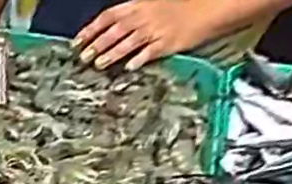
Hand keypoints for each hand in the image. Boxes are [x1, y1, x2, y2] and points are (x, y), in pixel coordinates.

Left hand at [73, 0, 212, 70]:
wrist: (214, 3)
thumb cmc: (185, 3)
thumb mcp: (158, 2)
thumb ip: (136, 13)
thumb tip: (115, 26)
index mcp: (142, 3)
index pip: (109, 16)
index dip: (91, 29)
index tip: (76, 42)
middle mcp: (146, 15)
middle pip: (115, 31)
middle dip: (96, 45)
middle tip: (82, 58)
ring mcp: (157, 29)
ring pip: (128, 43)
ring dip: (111, 55)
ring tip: (98, 65)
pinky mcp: (168, 42)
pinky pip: (148, 53)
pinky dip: (137, 60)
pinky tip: (128, 68)